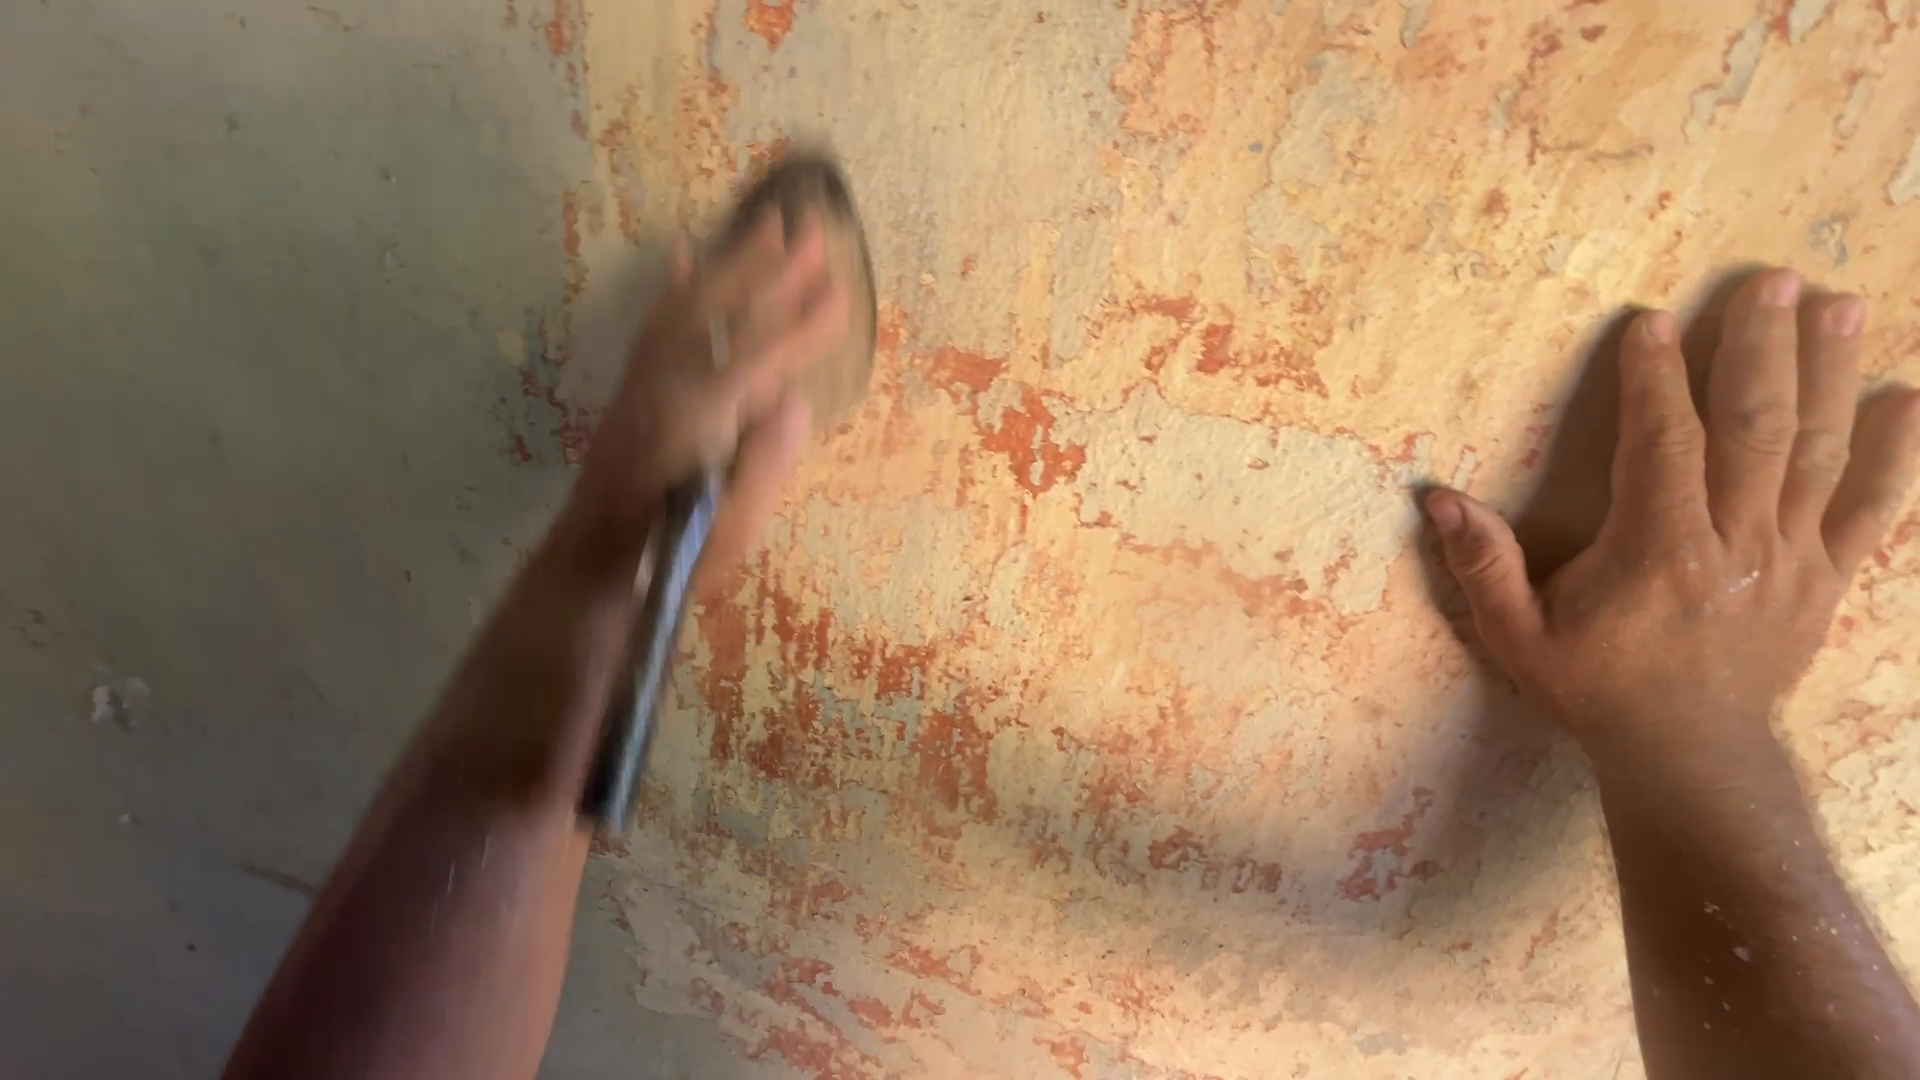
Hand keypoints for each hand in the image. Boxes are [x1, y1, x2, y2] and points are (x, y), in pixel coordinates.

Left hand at [566, 210, 848, 586]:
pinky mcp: (633, 387)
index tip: (841, 293)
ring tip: (766, 226)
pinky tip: (682, 255)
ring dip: (732, 264)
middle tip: (811, 234)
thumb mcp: (732, 532)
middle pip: (724, 311)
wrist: (592, 566)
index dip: (804, 327)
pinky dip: (674, 285)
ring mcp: (644, 382)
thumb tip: (795, 402)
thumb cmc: (673, 562)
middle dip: (771, 272)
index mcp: (697, 422)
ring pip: (690, 306)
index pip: (763, 359)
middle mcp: (665, 386)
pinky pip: (657, 322)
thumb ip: (765, 465)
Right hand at [1428, 268, 1919, 775]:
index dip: (1655, 380)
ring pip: (1818, 453)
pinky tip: (1907, 401)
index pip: (1663, 446)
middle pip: (1756, 430)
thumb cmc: (1591, 687)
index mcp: (1659, 552)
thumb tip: (1438, 499)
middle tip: (1774, 282)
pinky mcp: (1825, 578)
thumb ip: (1483, 565)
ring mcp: (1792, 559)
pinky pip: (1871, 507)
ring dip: (1832, 374)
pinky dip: (1895, 452)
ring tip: (1844, 306)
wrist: (1689, 754)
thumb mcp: (1515, 634)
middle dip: (1761, 350)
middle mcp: (1736, 543)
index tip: (1652, 322)